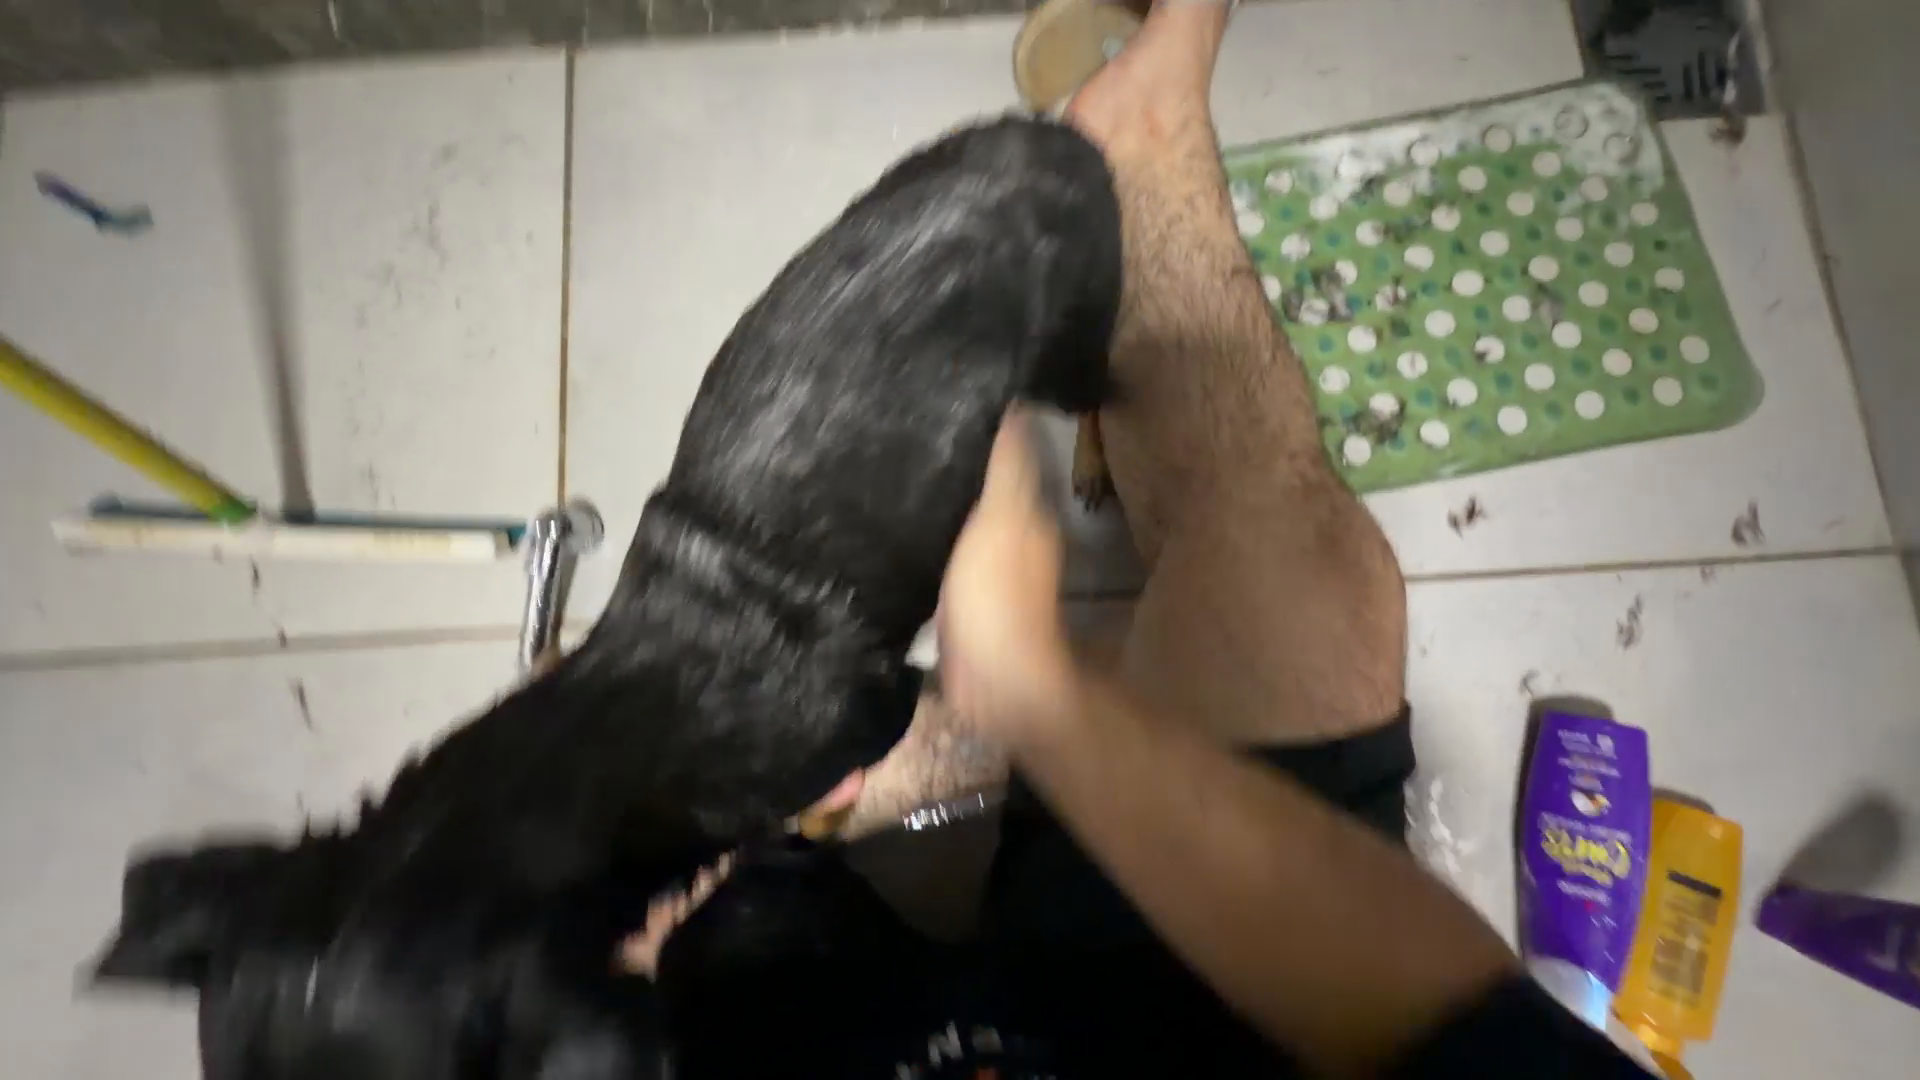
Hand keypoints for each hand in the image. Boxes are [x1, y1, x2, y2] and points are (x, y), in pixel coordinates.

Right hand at [937, 408, 1078, 741]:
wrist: (992, 679)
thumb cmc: (996, 596)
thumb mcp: (999, 521)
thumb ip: (1007, 470)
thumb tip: (1020, 409)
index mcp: (1027, 518)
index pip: (1008, 464)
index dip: (983, 438)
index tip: (946, 410)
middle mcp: (1015, 543)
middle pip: (986, 496)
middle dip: (959, 472)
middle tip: (911, 443)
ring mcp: (991, 577)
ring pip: (967, 528)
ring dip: (945, 507)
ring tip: (901, 480)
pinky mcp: (965, 605)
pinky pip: (949, 561)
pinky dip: (935, 545)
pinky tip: (906, 536)